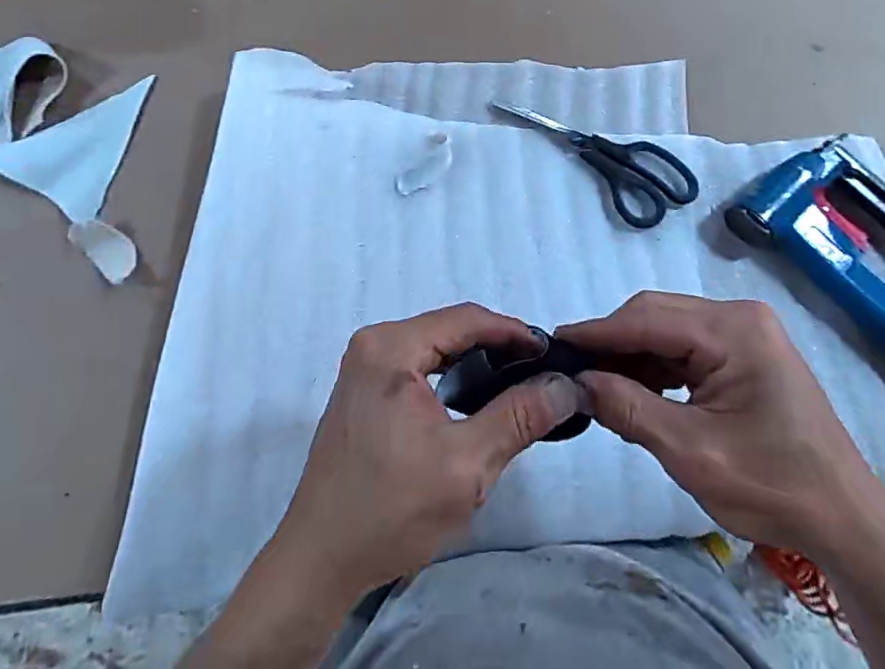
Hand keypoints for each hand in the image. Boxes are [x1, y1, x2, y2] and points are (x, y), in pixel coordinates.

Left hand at [186, 303, 585, 668]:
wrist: (318, 565)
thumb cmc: (390, 510)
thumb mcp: (468, 465)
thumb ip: (521, 416)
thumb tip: (567, 384)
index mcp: (391, 348)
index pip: (468, 320)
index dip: (515, 332)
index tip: (552, 354)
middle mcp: (374, 345)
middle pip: (452, 329)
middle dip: (499, 347)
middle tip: (541, 373)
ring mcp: (365, 368)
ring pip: (438, 348)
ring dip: (478, 362)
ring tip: (519, 387)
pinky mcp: (365, 392)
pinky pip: (421, 367)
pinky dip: (454, 376)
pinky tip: (478, 401)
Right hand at [557, 292, 884, 553]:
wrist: (842, 515)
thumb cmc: (772, 485)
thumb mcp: (692, 452)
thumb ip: (630, 409)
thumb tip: (578, 382)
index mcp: (734, 329)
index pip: (648, 318)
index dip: (598, 332)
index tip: (554, 345)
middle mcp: (740, 317)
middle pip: (659, 316)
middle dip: (614, 343)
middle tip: (571, 372)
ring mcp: (747, 333)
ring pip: (671, 331)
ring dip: (634, 356)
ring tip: (596, 384)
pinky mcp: (748, 353)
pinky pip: (690, 349)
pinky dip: (659, 368)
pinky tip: (636, 390)